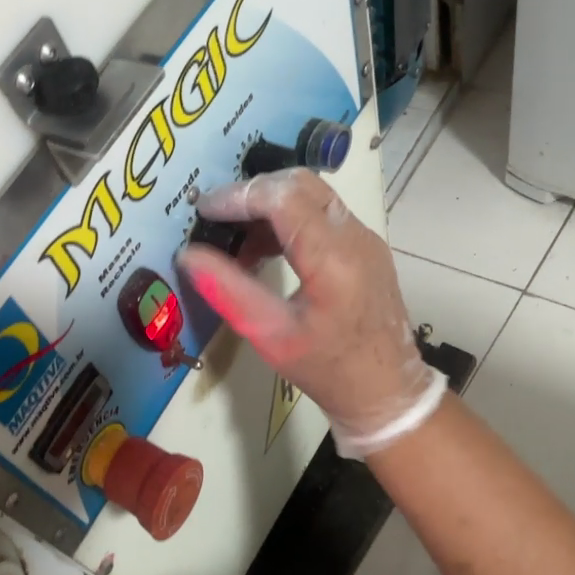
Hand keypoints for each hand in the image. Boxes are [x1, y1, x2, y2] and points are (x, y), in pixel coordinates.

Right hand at [177, 168, 444, 457]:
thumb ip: (228, 290)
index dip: (237, 196)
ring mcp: (365, 238)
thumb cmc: (326, 368)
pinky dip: (288, 218)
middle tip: (218, 219)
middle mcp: (354, 236)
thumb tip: (188, 255)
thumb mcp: (269, 334)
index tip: (203, 211)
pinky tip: (266, 251)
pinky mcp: (365, 246)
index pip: (281, 197)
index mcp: (332, 258)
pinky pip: (322, 212)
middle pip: (298, 183)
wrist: (386, 391)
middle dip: (252, 192)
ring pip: (311, 193)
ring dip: (269, 205)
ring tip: (239, 242)